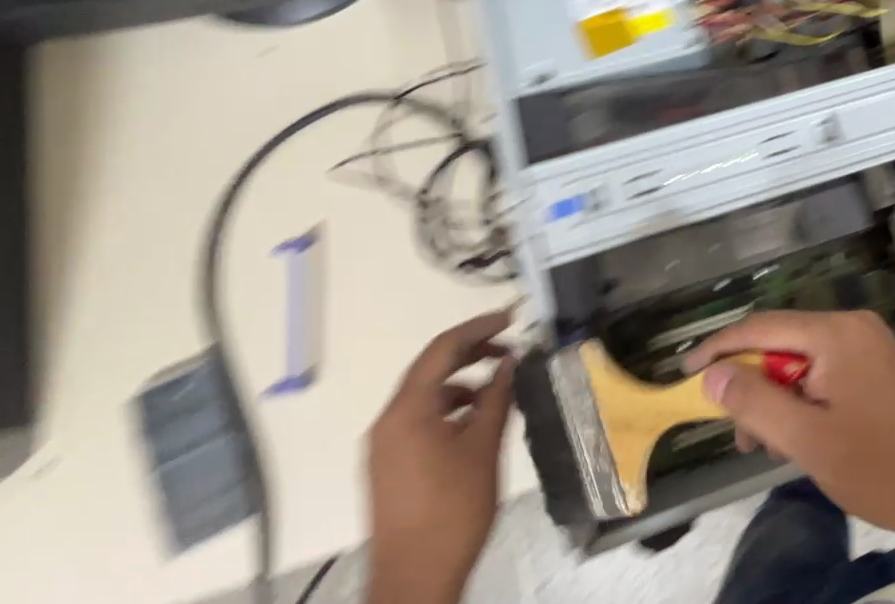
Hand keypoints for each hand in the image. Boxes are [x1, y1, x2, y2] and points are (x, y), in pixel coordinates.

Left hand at [366, 311, 516, 603]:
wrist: (414, 579)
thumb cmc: (454, 510)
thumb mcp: (485, 447)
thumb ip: (497, 397)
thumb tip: (508, 362)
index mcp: (408, 410)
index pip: (442, 349)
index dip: (479, 327)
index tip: (511, 318)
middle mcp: (387, 420)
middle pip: (430, 369)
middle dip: (471, 351)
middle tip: (510, 346)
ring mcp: (383, 444)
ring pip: (425, 395)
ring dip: (462, 381)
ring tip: (499, 386)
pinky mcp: (388, 464)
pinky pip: (419, 418)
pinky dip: (449, 408)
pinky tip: (476, 421)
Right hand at [684, 310, 894, 539]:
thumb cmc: (881, 466)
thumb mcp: (807, 440)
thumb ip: (755, 403)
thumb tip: (713, 375)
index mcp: (835, 333)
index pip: (760, 328)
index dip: (718, 349)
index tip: (684, 374)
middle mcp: (852, 326)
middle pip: (781, 342)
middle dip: (751, 383)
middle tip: (733, 431)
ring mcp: (869, 345)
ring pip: (802, 361)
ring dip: (776, 397)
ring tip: (763, 445)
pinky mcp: (878, 366)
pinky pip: (826, 371)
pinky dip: (803, 398)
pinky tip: (797, 436)